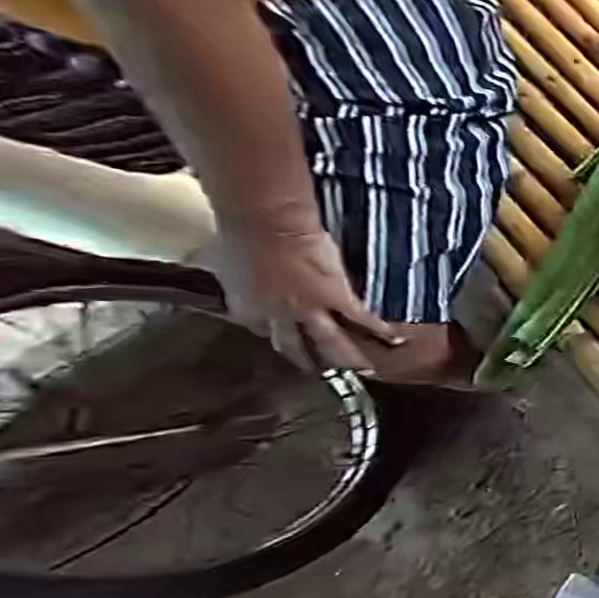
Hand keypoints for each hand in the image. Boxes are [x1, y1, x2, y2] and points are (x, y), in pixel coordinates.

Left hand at [216, 228, 402, 371]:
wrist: (265, 224)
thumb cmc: (238, 234)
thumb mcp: (217, 258)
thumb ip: (224, 270)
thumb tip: (202, 261)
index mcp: (246, 307)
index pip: (263, 329)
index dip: (277, 334)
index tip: (288, 338)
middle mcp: (279, 316)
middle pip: (296, 347)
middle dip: (310, 361)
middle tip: (325, 373)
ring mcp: (310, 310)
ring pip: (331, 343)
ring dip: (349, 358)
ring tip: (365, 369)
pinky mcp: (339, 300)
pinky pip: (362, 320)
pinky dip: (380, 330)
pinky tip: (396, 338)